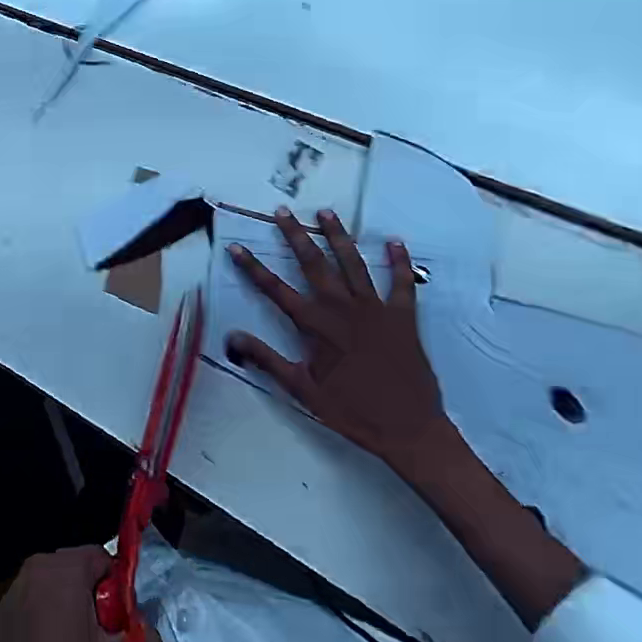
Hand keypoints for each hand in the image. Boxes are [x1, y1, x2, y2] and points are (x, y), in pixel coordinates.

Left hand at [0, 547, 158, 641]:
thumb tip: (148, 628)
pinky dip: (46, 620)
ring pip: (53, 588)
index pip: (101, 557)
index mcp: (61, 569)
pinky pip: (34, 605)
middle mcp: (32, 570)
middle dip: (93, 597)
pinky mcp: (0, 618)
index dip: (117, 585)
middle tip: (103, 637)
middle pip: (76, 570)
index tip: (122, 618)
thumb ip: (143, 634)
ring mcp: (12, 593)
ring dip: (69, 609)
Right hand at [225, 207, 451, 469]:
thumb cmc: (351, 411)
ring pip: (353, 264)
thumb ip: (267, 359)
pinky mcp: (403, 317)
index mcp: (316, 326)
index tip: (236, 248)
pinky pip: (402, 283)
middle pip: (314, 264)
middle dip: (296, 236)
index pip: (275, 289)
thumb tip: (232, 337)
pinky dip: (399, 262)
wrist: (409, 430)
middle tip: (283, 212)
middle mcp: (343, 309)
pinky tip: (394, 242)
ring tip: (326, 212)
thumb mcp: (302, 390)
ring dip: (338, 236)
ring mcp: (375, 309)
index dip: (253, 268)